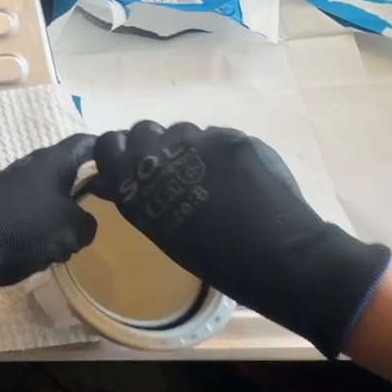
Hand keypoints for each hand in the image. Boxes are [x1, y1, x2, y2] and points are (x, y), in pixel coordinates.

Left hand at [0, 133, 98, 312]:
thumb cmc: (23, 227)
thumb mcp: (71, 228)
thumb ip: (87, 221)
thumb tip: (82, 222)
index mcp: (51, 161)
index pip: (86, 144)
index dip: (108, 152)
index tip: (126, 168)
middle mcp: (32, 167)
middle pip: (70, 175)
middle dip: (85, 198)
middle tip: (100, 218)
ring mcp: (14, 187)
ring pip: (54, 201)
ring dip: (63, 222)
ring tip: (67, 244)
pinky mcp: (2, 208)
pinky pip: (35, 218)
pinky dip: (43, 234)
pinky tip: (43, 252)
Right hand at [92, 121, 390, 357]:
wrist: (285, 261)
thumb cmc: (215, 259)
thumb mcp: (159, 230)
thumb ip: (132, 198)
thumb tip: (106, 182)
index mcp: (133, 181)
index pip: (108, 143)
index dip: (119, 150)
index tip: (132, 165)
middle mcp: (156, 152)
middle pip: (143, 129)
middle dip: (155, 145)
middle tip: (175, 172)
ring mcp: (195, 140)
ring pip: (182, 130)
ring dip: (189, 147)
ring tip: (212, 176)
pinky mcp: (230, 137)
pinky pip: (216, 136)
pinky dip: (222, 152)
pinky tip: (239, 177)